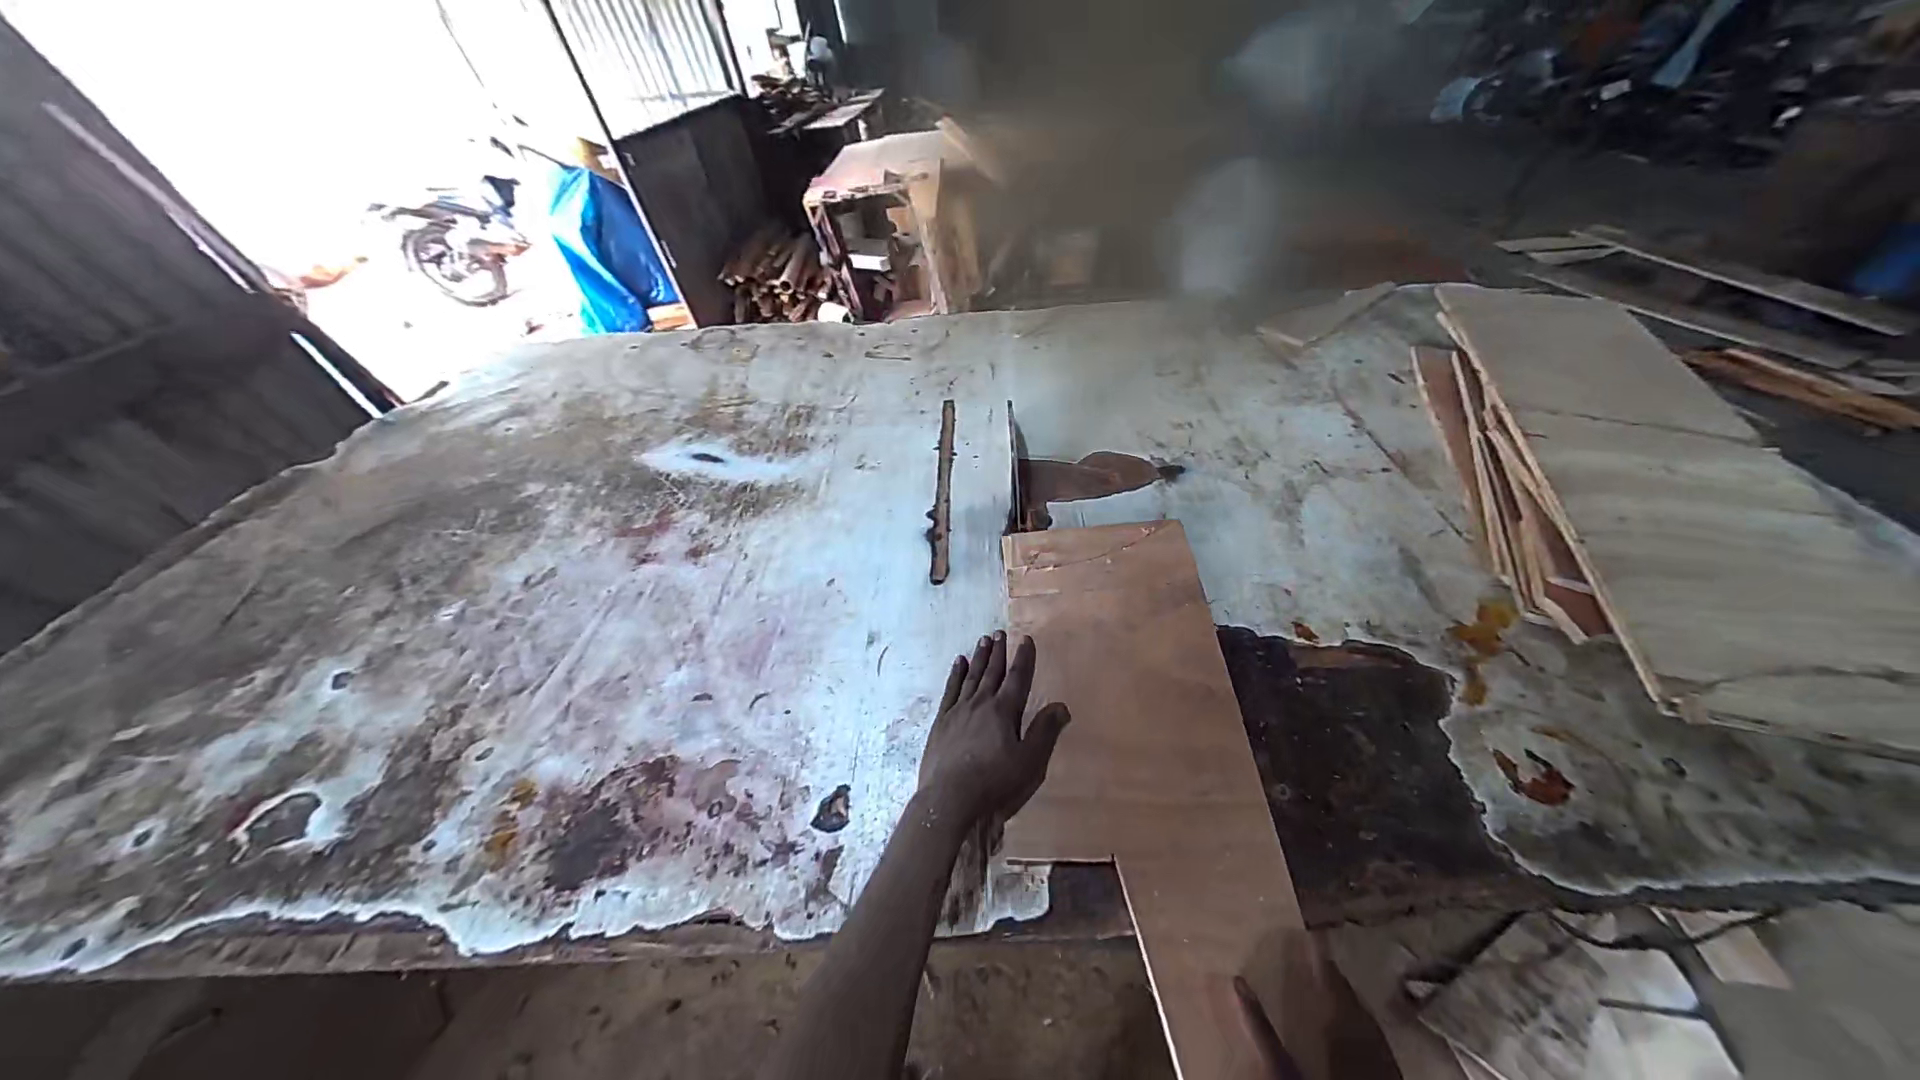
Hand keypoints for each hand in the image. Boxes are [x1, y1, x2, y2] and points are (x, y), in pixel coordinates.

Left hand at [916, 631, 1070, 826]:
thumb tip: (1061, 705)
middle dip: (998, 652)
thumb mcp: (1029, 761)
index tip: (1026, 640)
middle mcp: (980, 704)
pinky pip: (950, 690)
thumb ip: (1045, 731)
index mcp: (1004, 711)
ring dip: (979, 658)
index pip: (1017, 678)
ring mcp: (958, 711)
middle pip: (992, 672)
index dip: (1024, 658)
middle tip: (1000, 633)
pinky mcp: (941, 722)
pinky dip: (956, 675)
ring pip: (971, 677)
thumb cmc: (995, 782)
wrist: (949, 799)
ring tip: (983, 641)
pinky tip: (958, 664)